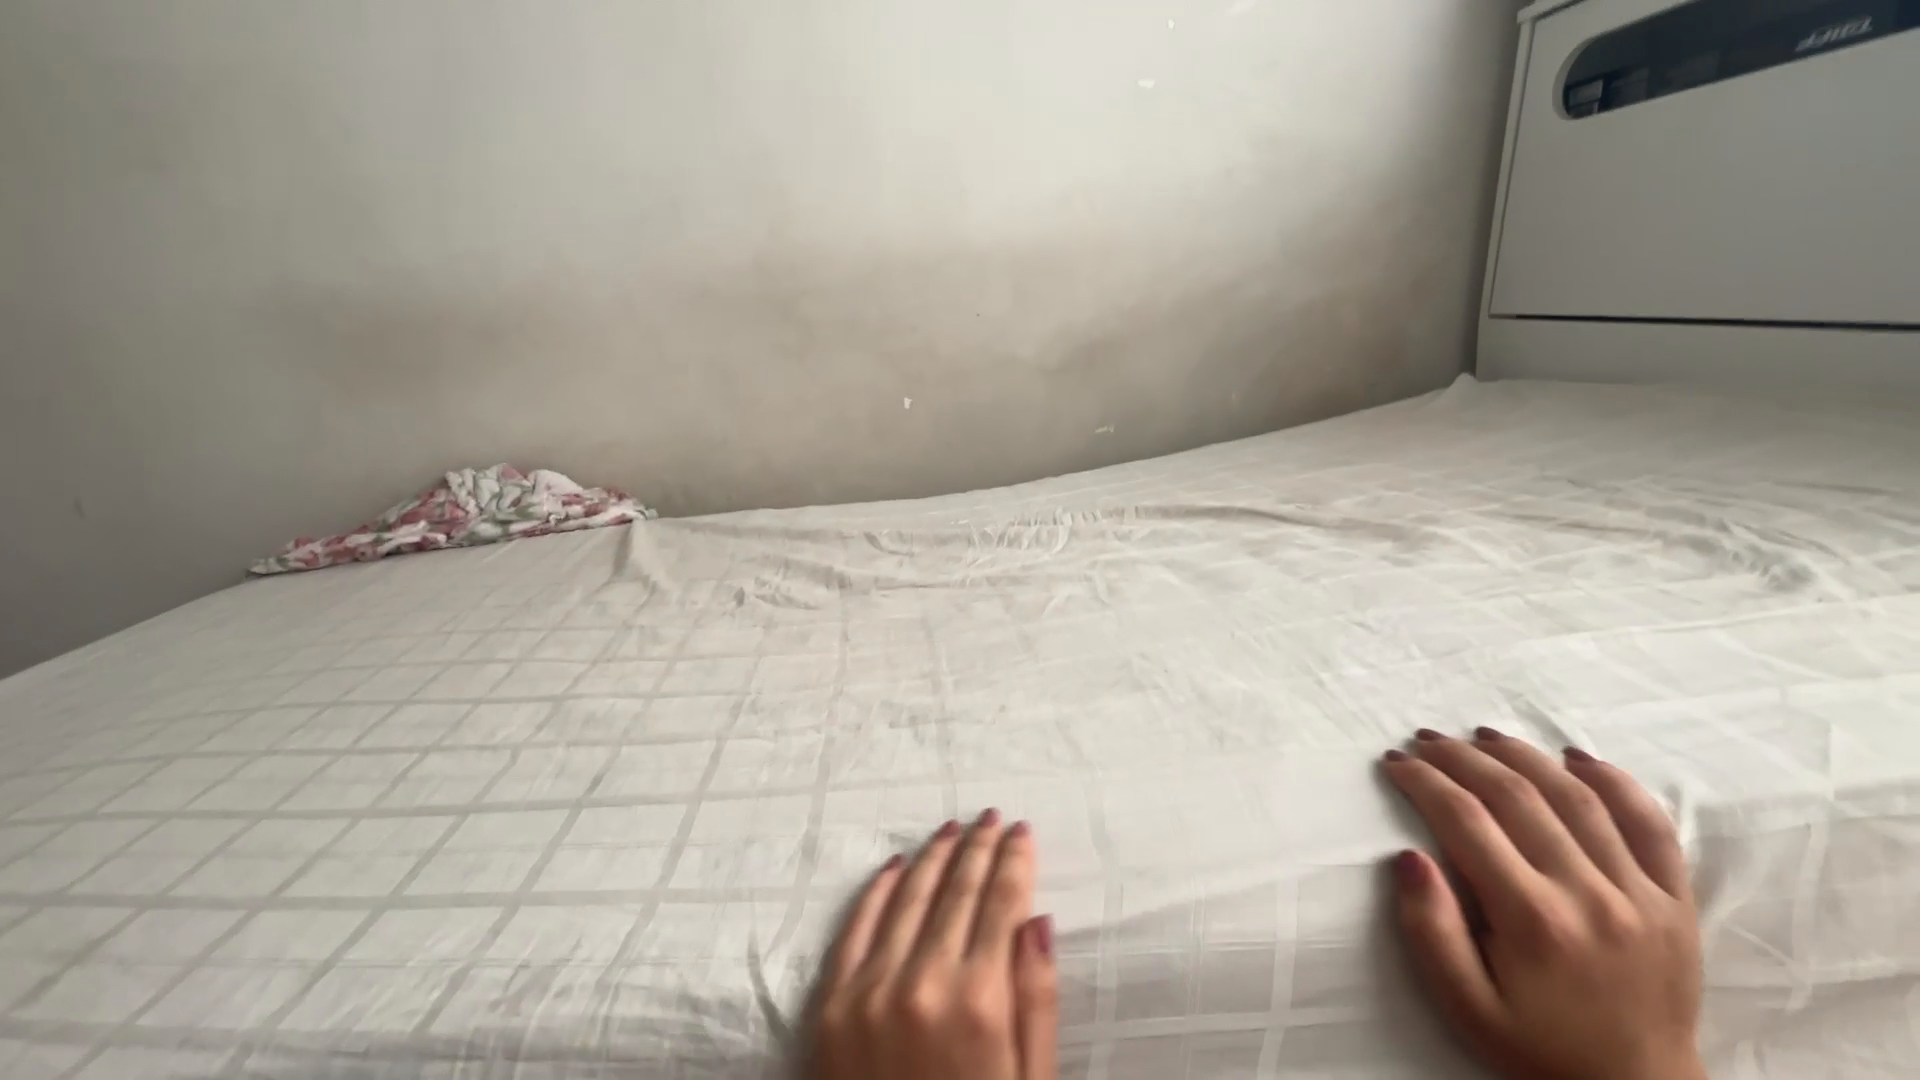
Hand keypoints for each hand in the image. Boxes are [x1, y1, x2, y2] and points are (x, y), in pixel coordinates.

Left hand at [809, 811, 1057, 1079]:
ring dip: (934, 856)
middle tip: (990, 817)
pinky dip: (878, 890)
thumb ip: (1037, 1001)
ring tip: (952, 828)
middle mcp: (921, 984)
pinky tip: (896, 865)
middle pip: (957, 892)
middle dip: (978, 847)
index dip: (1013, 860)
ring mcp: (868, 991)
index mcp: (980, 1003)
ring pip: (908, 897)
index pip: (1000, 904)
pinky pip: (855, 928)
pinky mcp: (829, 1006)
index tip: (1020, 830)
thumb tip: (1038, 921)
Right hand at [1383, 729, 1704, 1079]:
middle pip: (1517, 796)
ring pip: (1578, 798)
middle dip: (1461, 757)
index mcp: (1534, 920)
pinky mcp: (1675, 902)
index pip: (1465, 820)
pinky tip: (1576, 758)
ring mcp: (1641, 895)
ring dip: (1523, 756)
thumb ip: (1428, 929)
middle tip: (1425, 740)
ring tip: (1483, 736)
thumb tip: (1408, 857)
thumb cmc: (1535, 1048)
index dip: (1423, 781)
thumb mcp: (1462, 1003)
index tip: (1394, 762)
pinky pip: (1651, 825)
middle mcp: (1591, 896)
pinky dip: (1615, 783)